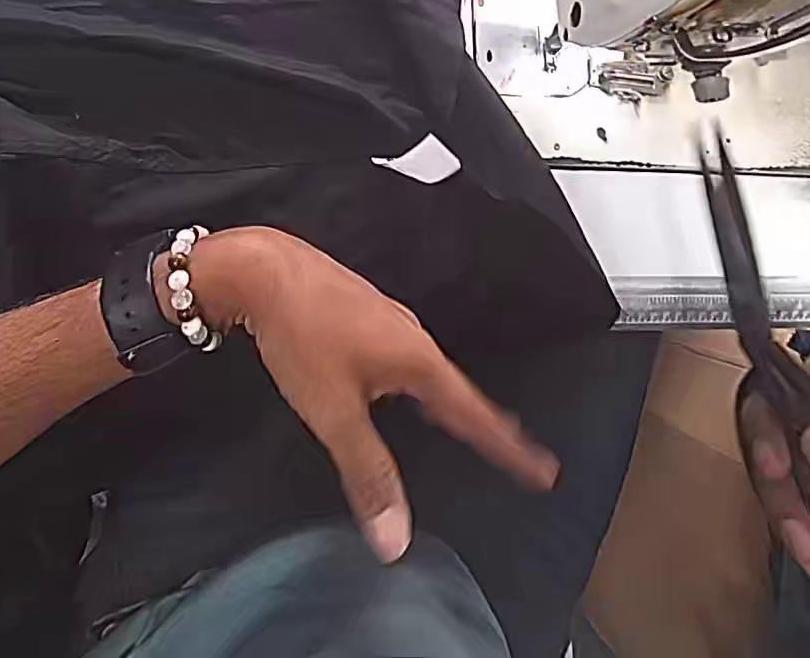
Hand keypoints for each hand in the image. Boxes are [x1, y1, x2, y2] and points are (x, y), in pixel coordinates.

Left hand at [162, 226, 559, 562]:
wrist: (265, 270)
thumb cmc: (302, 336)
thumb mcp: (333, 412)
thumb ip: (368, 472)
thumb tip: (397, 539)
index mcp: (416, 358)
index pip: (472, 413)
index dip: (508, 447)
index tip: (543, 470)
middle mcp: (411, 332)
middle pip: (452, 387)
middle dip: (477, 421)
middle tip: (505, 447)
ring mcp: (387, 314)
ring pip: (421, 367)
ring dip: (438, 398)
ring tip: (452, 422)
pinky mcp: (363, 306)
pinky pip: (398, 350)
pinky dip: (407, 377)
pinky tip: (389, 383)